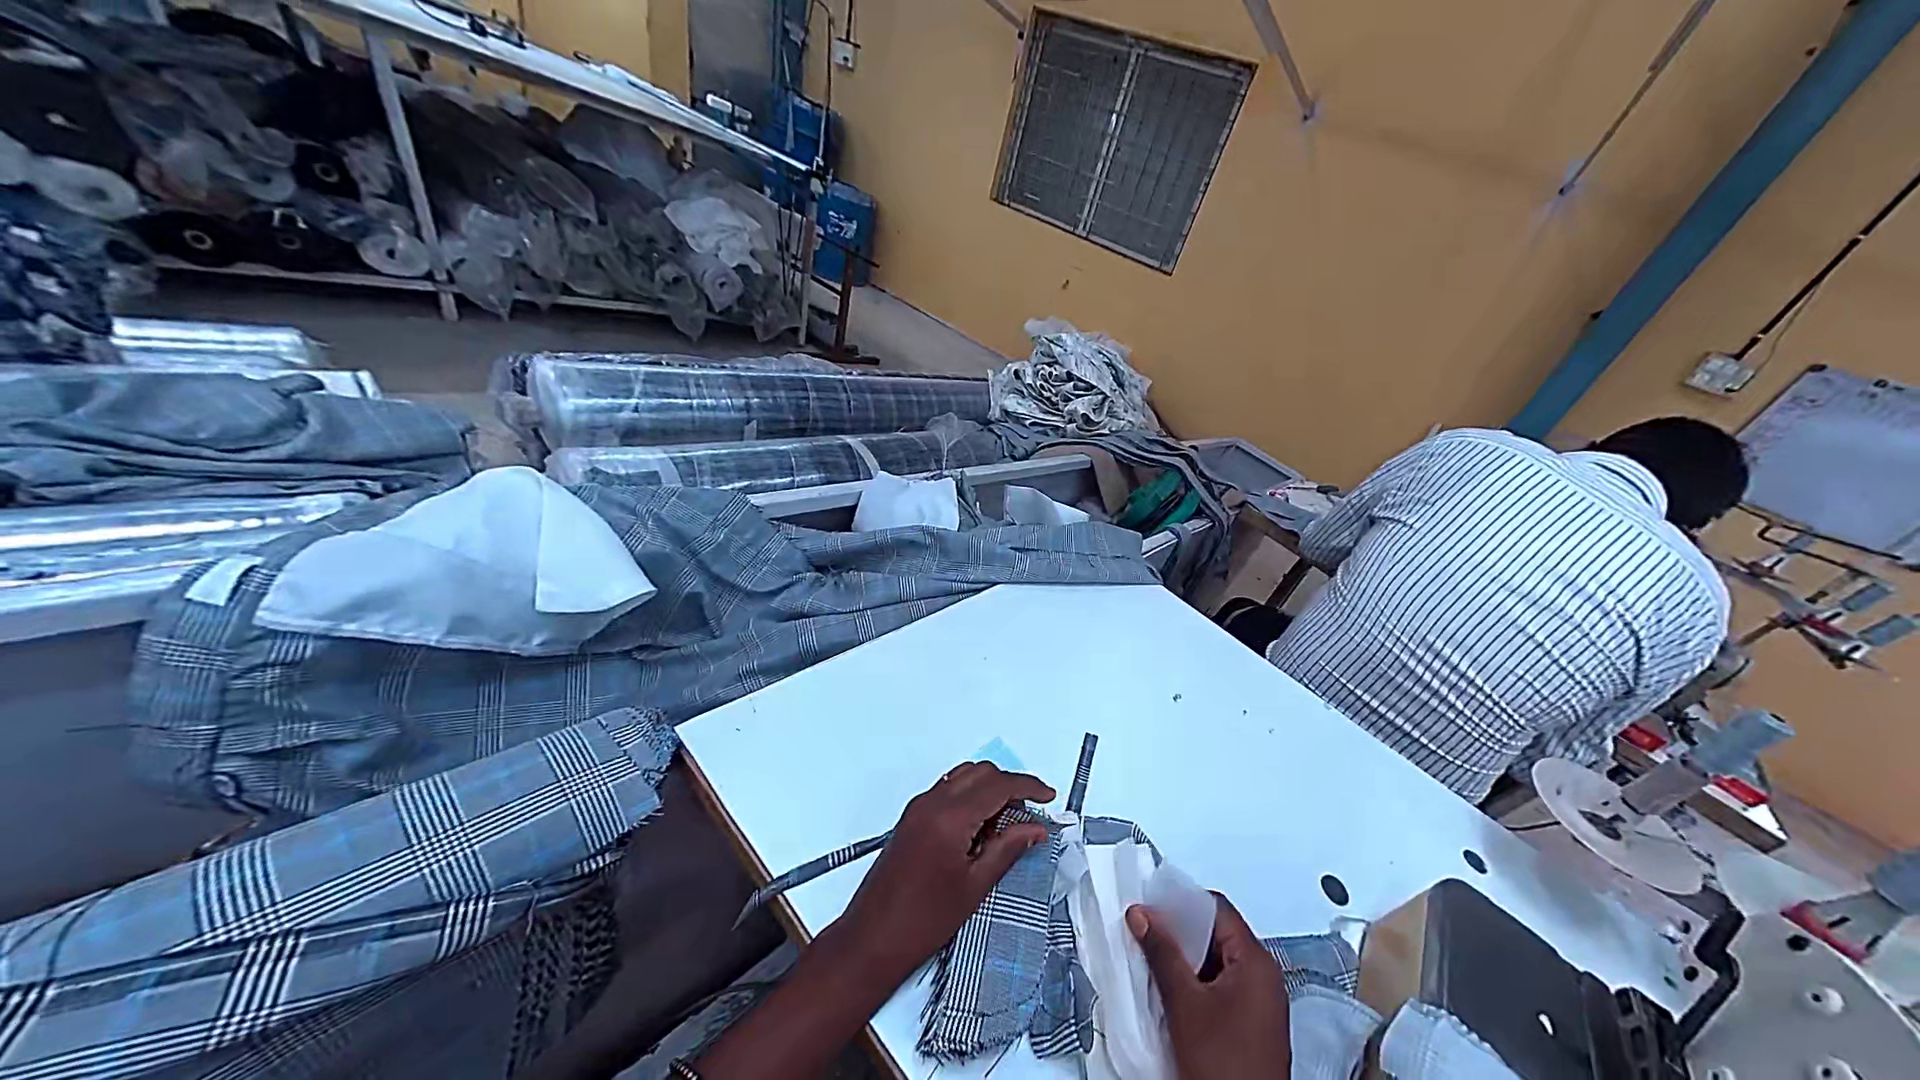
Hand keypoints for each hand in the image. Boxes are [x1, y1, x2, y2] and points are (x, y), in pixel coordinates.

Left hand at [827, 762, 1053, 982]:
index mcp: (949, 817)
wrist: (873, 938)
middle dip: (1009, 786)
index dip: (1028, 786)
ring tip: (1007, 824)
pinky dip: (969, 797)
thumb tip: (1033, 829)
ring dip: (988, 789)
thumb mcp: (975, 885)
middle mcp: (931, 803)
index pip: (998, 784)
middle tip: (1029, 814)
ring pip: (963, 777)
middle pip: (980, 772)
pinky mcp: (911, 818)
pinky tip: (980, 829)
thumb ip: (1008, 848)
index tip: (1047, 796)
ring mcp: (918, 808)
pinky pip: (947, 790)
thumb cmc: (921, 920)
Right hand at [1129, 893, 1290, 1078]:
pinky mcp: (1250, 1023)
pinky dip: (1194, 981)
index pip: (1217, 909)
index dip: (1182, 903)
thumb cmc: (1223, 1067)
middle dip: (1179, 932)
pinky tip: (1168, 988)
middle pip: (1216, 933)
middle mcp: (1263, 977)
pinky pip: (1219, 985)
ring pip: (1215, 960)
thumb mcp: (1183, 1002)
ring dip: (1184, 958)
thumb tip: (1142, 915)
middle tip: (1145, 930)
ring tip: (1152, 958)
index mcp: (1256, 963)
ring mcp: (1259, 1002)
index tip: (1151, 905)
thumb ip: (1161, 952)